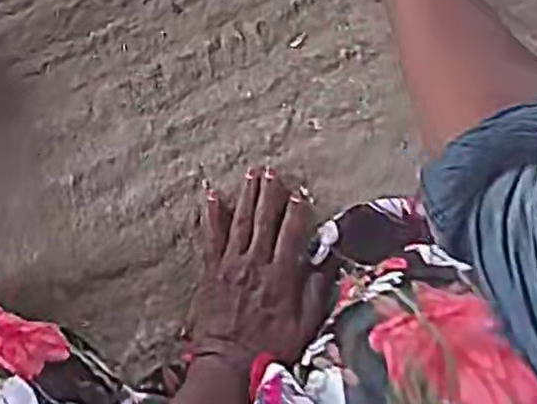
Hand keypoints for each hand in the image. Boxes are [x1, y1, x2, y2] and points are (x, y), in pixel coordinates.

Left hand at [187, 169, 332, 374]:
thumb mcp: (302, 330)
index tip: (300, 192)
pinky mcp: (212, 269)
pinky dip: (212, 214)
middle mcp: (256, 264)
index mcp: (280, 277)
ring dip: (247, 195)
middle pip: (264, 220)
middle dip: (269, 193)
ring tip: (251, 174)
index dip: (296, 211)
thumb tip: (325, 268)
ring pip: (240, 221)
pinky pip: (212, 236)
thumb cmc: (268, 350)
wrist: (228, 366)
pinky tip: (213, 195)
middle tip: (272, 171)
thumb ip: (314, 296)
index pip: (290, 234)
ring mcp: (232, 264)